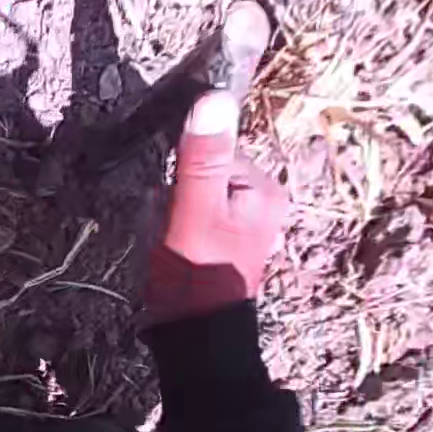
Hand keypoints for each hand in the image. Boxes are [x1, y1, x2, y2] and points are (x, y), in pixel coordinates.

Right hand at [145, 91, 288, 323]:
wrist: (194, 334)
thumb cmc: (195, 273)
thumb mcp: (195, 211)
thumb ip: (203, 159)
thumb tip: (214, 98)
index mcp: (264, 189)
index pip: (217, 149)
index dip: (186, 167)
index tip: (173, 197)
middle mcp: (261, 201)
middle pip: (205, 170)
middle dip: (178, 192)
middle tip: (170, 224)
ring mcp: (244, 222)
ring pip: (195, 192)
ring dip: (172, 209)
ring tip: (168, 238)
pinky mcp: (225, 239)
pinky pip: (194, 213)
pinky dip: (176, 224)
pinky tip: (171, 245)